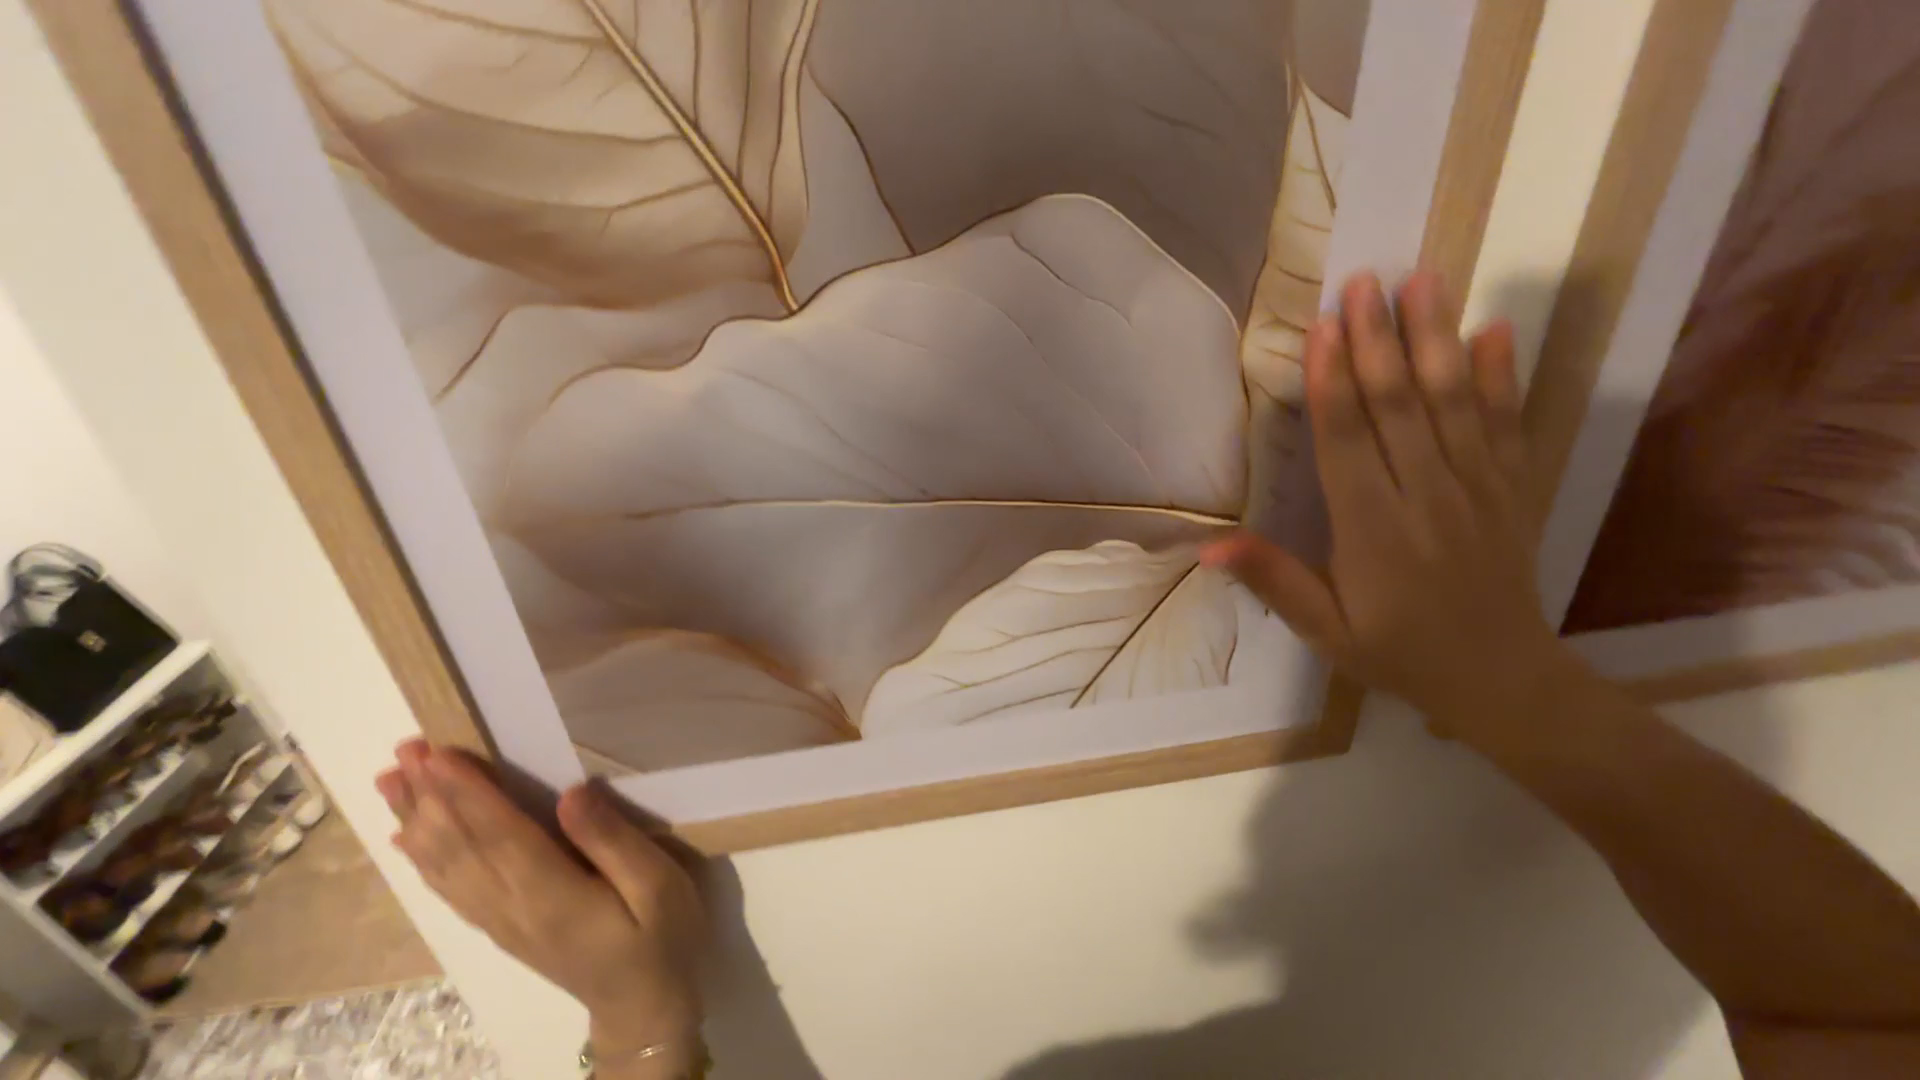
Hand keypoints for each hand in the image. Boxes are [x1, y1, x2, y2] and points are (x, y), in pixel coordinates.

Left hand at [376, 740, 705, 1069]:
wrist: (645, 1008)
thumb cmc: (662, 940)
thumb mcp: (659, 886)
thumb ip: (614, 841)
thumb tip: (572, 795)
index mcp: (551, 895)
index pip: (499, 834)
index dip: (468, 793)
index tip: (439, 754)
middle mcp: (512, 908)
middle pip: (461, 846)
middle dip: (431, 795)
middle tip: (406, 748)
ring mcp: (501, 922)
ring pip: (447, 865)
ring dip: (418, 819)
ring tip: (392, 779)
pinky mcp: (502, 929)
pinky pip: (452, 888)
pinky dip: (425, 859)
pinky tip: (408, 838)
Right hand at [1202, 271, 1567, 732]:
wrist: (1501, 679)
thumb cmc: (1398, 652)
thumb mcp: (1324, 629)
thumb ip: (1272, 581)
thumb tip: (1207, 548)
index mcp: (1372, 531)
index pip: (1347, 442)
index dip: (1334, 381)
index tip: (1324, 326)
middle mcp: (1426, 498)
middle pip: (1399, 406)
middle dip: (1378, 340)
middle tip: (1363, 280)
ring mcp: (1476, 489)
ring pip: (1452, 402)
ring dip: (1435, 339)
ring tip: (1423, 280)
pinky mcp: (1510, 489)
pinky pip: (1507, 425)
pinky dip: (1501, 377)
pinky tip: (1493, 331)